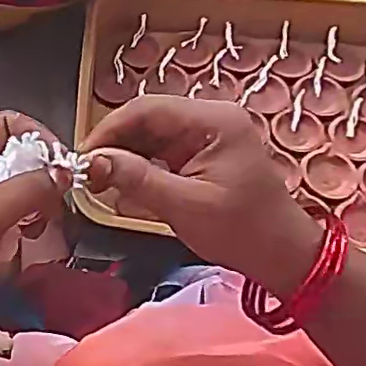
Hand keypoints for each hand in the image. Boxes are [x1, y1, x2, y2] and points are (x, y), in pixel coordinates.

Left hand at [0, 111, 70, 311]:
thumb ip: (30, 188)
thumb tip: (65, 172)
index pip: (7, 124)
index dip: (38, 137)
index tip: (61, 166)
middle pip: (18, 157)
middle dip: (39, 179)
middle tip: (49, 205)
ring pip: (20, 189)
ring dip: (34, 207)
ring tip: (32, 228)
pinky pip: (13, 216)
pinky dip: (23, 226)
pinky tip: (22, 240)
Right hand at [80, 95, 322, 293]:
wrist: (282, 256)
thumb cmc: (241, 231)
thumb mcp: (185, 205)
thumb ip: (137, 179)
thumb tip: (93, 161)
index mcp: (214, 121)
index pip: (146, 109)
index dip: (108, 130)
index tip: (83, 158)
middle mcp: (209, 119)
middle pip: (144, 120)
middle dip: (114, 146)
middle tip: (88, 175)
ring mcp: (204, 135)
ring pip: (147, 136)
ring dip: (123, 158)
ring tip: (101, 183)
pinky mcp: (198, 153)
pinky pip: (157, 151)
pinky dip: (137, 167)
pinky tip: (123, 186)